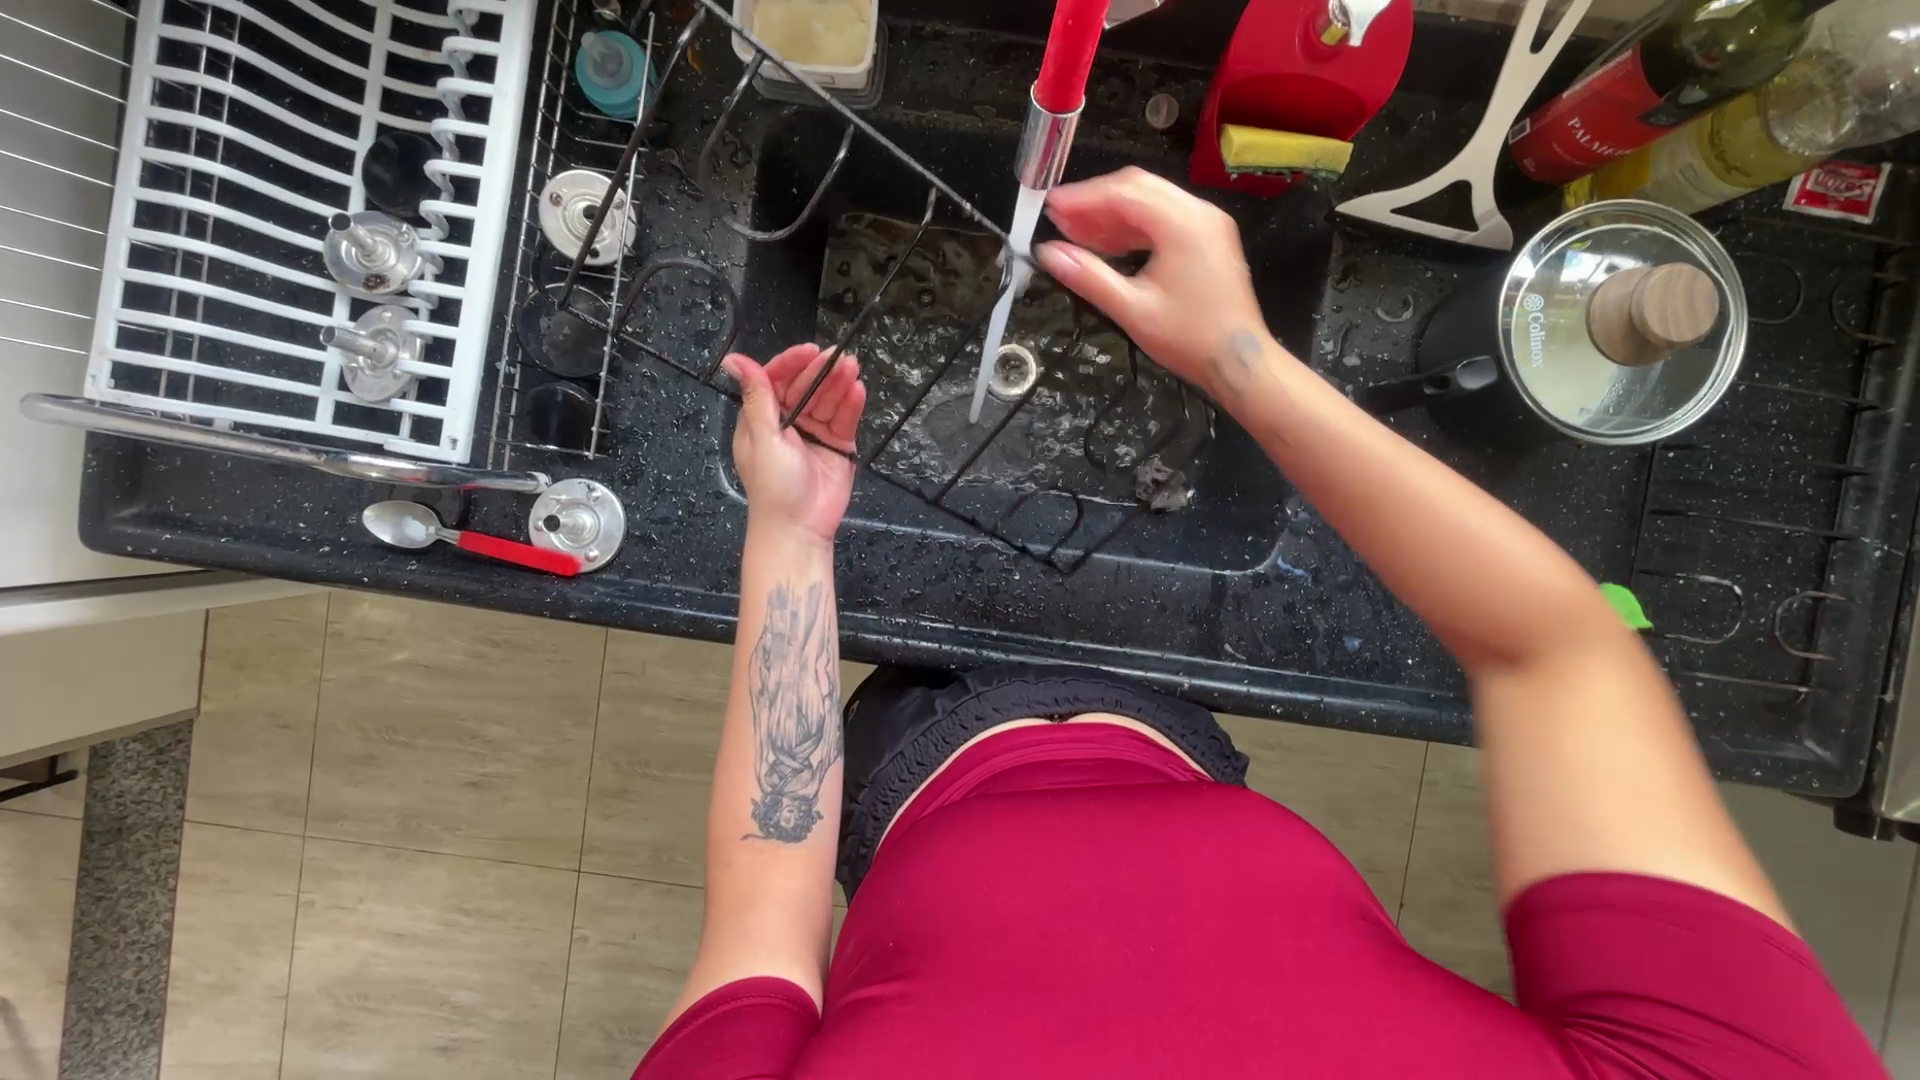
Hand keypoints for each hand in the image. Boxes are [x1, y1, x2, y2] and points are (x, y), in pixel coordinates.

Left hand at [721, 344, 866, 542]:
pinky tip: (858, 391)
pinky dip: (852, 405)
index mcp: (763, 418)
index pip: (777, 380)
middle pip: (807, 388)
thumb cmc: (773, 487)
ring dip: (840, 384)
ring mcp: (815, 433)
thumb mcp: (762, 438)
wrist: (799, 528)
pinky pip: (845, 420)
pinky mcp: (838, 447)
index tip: (809, 352)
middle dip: (822, 372)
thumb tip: (733, 359)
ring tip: (853, 369)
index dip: (793, 364)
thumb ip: (757, 397)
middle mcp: (789, 422)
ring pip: (828, 400)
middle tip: (841, 359)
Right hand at [1035, 167, 1279, 396]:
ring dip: (1112, 216)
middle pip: (1138, 189)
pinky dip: (1133, 228)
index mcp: (1182, 223)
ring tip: (1075, 233)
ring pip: (1150, 204)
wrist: (1238, 361)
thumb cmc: (1189, 338)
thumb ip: (1088, 277)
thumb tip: (1048, 253)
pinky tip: (1107, 245)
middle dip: (1096, 202)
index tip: (1050, 206)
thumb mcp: (1132, 310)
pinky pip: (1164, 221)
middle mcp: (1198, 213)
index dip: (1083, 197)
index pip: (1124, 192)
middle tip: (1059, 219)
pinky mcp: (1207, 240)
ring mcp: (1206, 224)